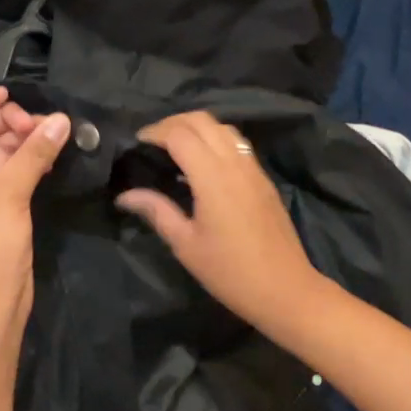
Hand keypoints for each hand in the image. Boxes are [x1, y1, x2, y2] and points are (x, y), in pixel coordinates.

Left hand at [0, 86, 70, 347]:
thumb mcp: (7, 194)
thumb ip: (33, 153)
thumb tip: (61, 118)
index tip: (8, 94)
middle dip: (6, 121)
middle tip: (38, 124)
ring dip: (23, 140)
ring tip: (53, 134)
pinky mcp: (1, 209)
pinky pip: (13, 172)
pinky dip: (30, 161)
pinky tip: (51, 156)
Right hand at [116, 112, 326, 331]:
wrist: (285, 289)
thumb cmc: (230, 272)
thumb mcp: (186, 244)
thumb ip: (157, 211)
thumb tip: (126, 195)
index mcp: (213, 177)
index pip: (179, 135)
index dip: (154, 132)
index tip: (136, 145)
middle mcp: (235, 163)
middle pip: (202, 120)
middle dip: (173, 122)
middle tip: (151, 141)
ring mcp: (253, 168)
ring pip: (223, 128)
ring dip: (196, 127)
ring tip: (175, 147)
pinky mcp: (263, 178)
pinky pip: (237, 144)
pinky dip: (215, 139)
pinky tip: (202, 164)